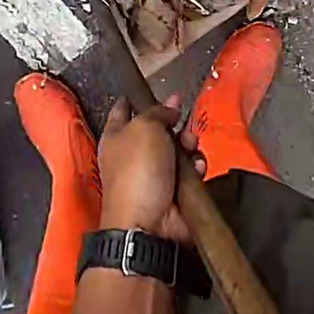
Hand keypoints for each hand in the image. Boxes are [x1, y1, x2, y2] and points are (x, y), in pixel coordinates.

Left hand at [98, 94, 201, 242]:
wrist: (148, 224)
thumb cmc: (138, 170)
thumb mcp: (145, 127)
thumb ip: (158, 112)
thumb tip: (171, 107)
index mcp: (117, 137)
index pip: (124, 109)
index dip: (138, 98)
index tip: (154, 89)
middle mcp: (134, 154)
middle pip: (159, 129)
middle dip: (174, 124)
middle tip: (182, 122)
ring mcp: (155, 174)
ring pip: (178, 148)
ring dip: (189, 145)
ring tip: (191, 147)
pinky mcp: (175, 191)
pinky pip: (191, 172)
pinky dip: (196, 168)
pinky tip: (197, 169)